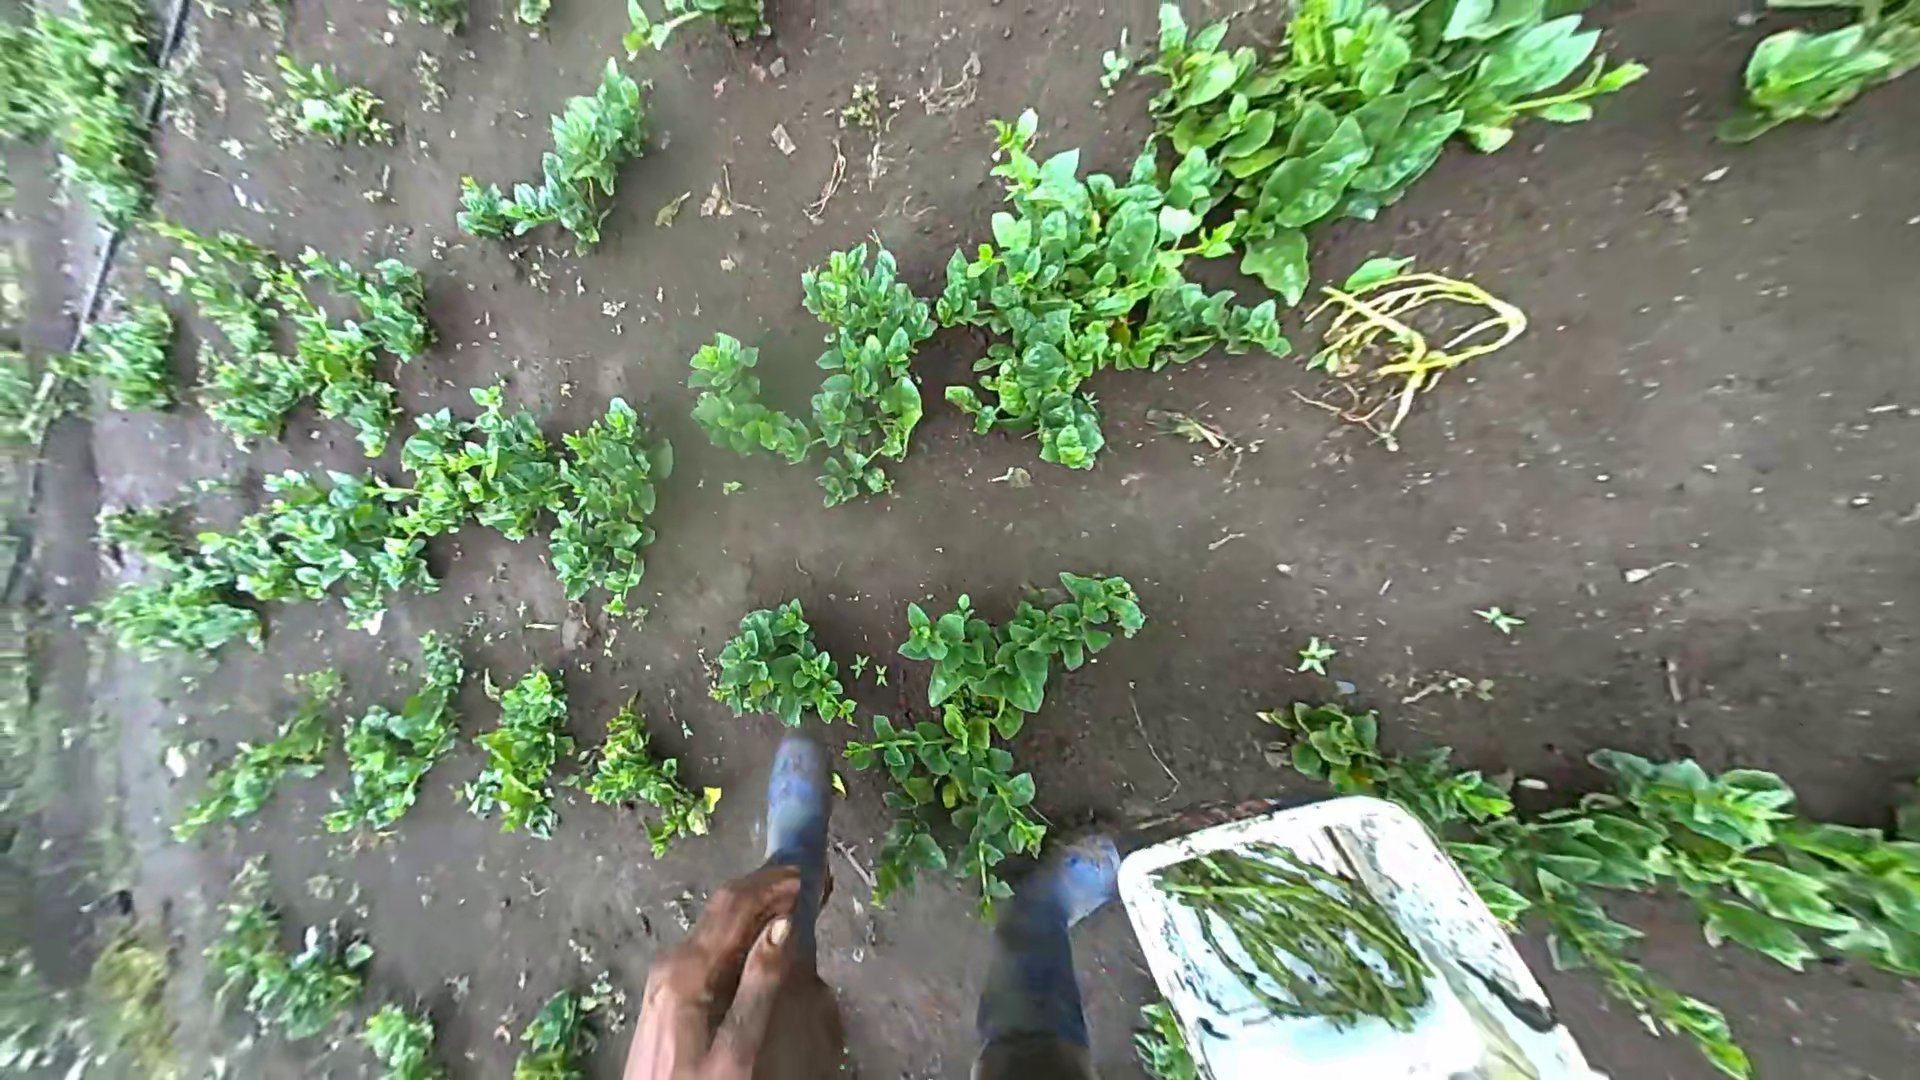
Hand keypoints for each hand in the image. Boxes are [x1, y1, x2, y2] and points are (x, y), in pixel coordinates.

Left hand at [625, 866, 802, 1079]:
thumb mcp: (736, 1055)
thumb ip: (761, 987)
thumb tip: (785, 923)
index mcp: (688, 971)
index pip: (736, 904)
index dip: (774, 883)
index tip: (810, 874)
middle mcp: (674, 960)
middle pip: (725, 903)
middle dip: (769, 885)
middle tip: (810, 880)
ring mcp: (668, 974)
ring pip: (719, 918)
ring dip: (759, 902)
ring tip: (796, 898)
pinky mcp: (670, 988)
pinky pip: (714, 938)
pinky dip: (745, 924)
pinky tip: (765, 930)